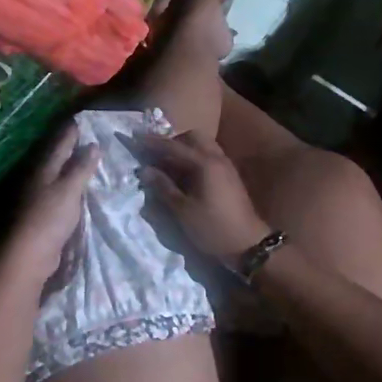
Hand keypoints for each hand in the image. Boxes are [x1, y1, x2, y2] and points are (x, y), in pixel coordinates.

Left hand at [3, 129, 98, 276]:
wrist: (28, 256)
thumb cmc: (48, 217)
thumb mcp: (69, 189)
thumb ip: (81, 168)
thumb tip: (93, 144)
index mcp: (44, 168)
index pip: (60, 144)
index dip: (72, 132)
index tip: (84, 120)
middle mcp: (38, 179)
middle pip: (56, 158)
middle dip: (71, 147)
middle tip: (89, 137)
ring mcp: (38, 198)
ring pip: (58, 176)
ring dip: (71, 168)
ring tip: (89, 161)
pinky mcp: (42, 216)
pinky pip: (60, 194)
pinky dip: (71, 189)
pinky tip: (81, 190)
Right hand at [134, 131, 271, 258]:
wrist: (248, 244)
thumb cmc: (213, 229)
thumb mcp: (183, 211)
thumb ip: (163, 187)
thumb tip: (145, 170)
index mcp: (204, 164)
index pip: (173, 146)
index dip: (151, 142)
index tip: (132, 137)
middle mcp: (217, 158)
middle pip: (192, 137)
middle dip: (172, 142)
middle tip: (154, 154)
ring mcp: (226, 166)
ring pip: (203, 145)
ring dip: (184, 149)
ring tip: (167, 165)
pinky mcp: (230, 176)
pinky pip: (209, 156)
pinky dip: (194, 158)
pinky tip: (184, 174)